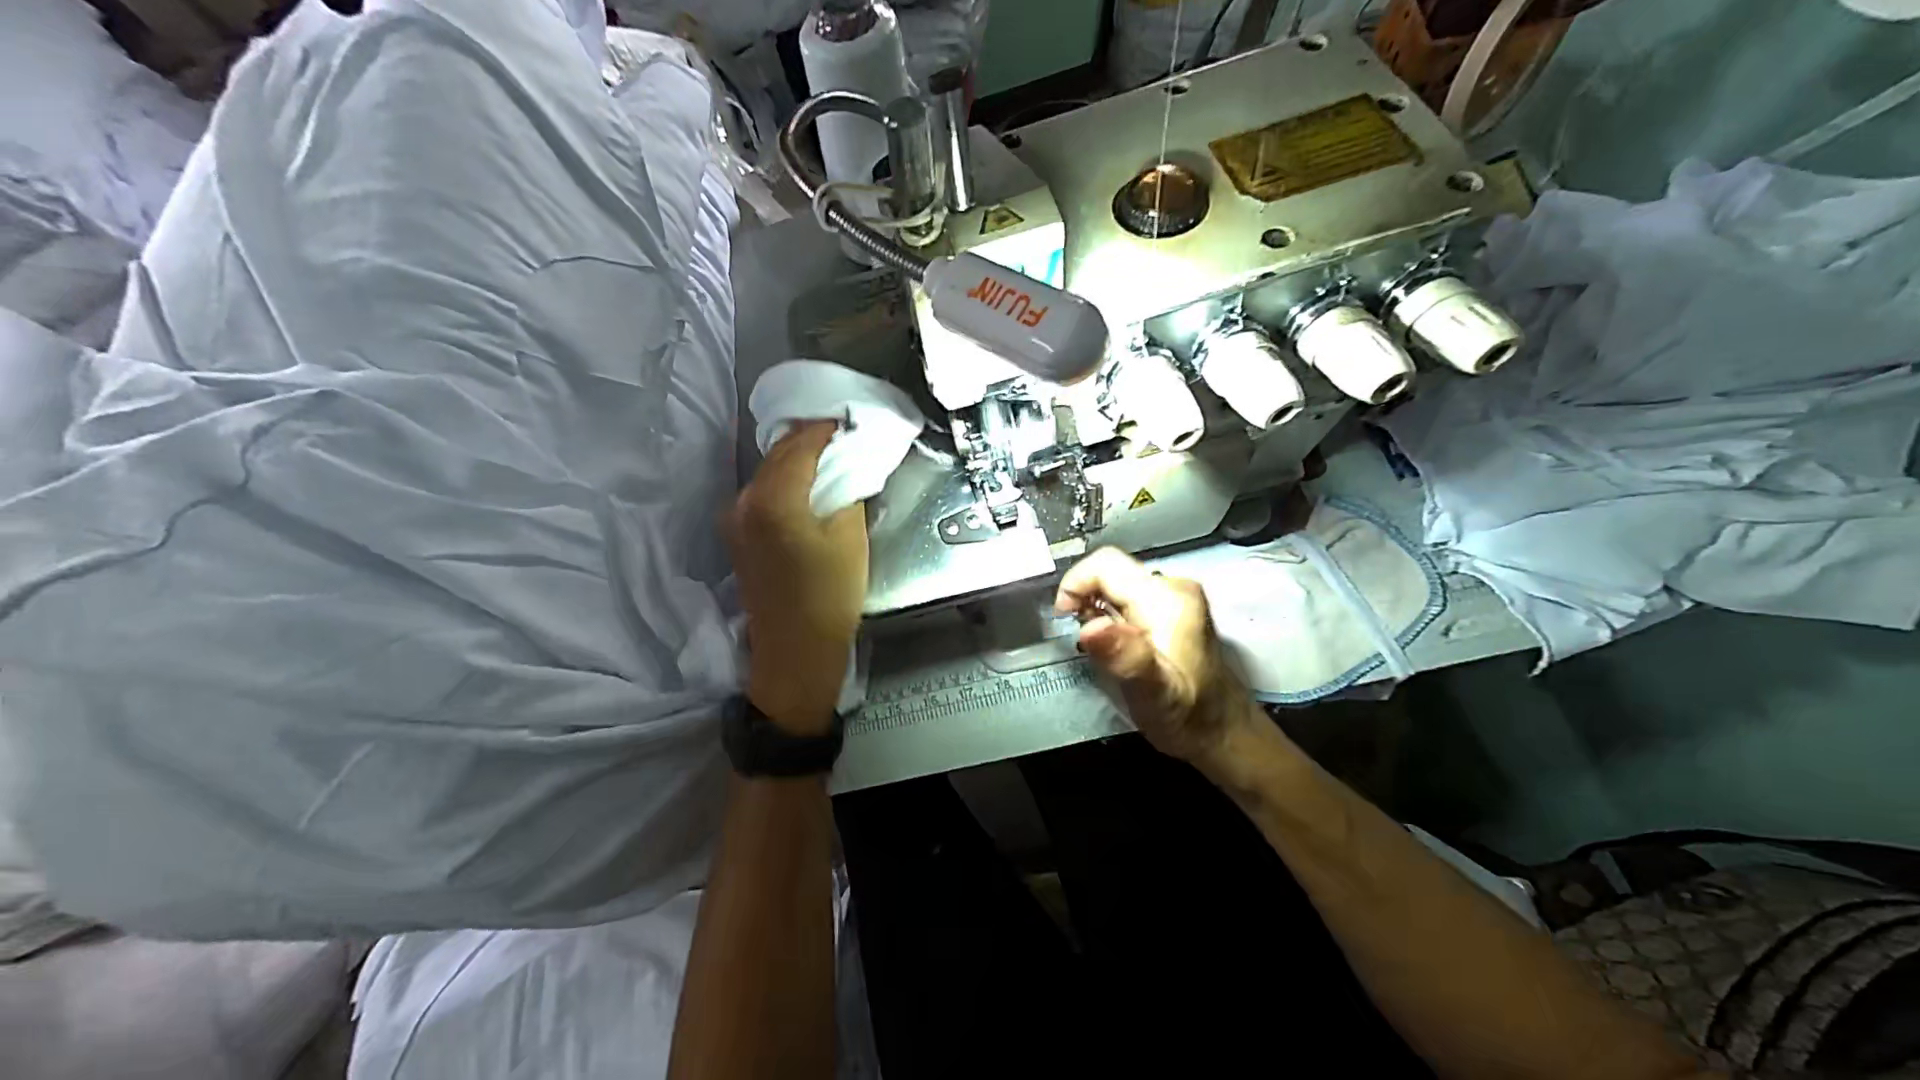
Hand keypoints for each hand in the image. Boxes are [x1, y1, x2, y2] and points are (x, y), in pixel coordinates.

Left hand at [730, 421, 868, 734]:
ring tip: (830, 456)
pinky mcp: (736, 535)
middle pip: (779, 453)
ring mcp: (735, 518)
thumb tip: (845, 464)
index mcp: (772, 498)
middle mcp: (744, 500)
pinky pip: (762, 493)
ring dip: (796, 459)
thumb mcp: (849, 537)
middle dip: (810, 439)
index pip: (801, 443)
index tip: (850, 419)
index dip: (827, 428)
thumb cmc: (829, 596)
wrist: (795, 651)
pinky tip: (808, 485)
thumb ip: (845, 489)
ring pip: (768, 472)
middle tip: (843, 433)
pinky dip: (785, 481)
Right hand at [1055, 547, 1264, 768]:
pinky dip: (1111, 617)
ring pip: (1117, 585)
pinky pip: (1127, 599)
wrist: (1225, 733)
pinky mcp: (1172, 610)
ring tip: (1102, 650)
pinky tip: (1117, 648)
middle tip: (1086, 644)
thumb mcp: (1154, 694)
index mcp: (1167, 599)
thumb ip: (1126, 658)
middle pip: (1110, 572)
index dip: (1075, 585)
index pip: (1105, 564)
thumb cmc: (1188, 717)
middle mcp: (1173, 588)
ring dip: (1096, 610)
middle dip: (1086, 601)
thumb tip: (1090, 627)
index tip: (1065, 620)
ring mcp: (1175, 597)